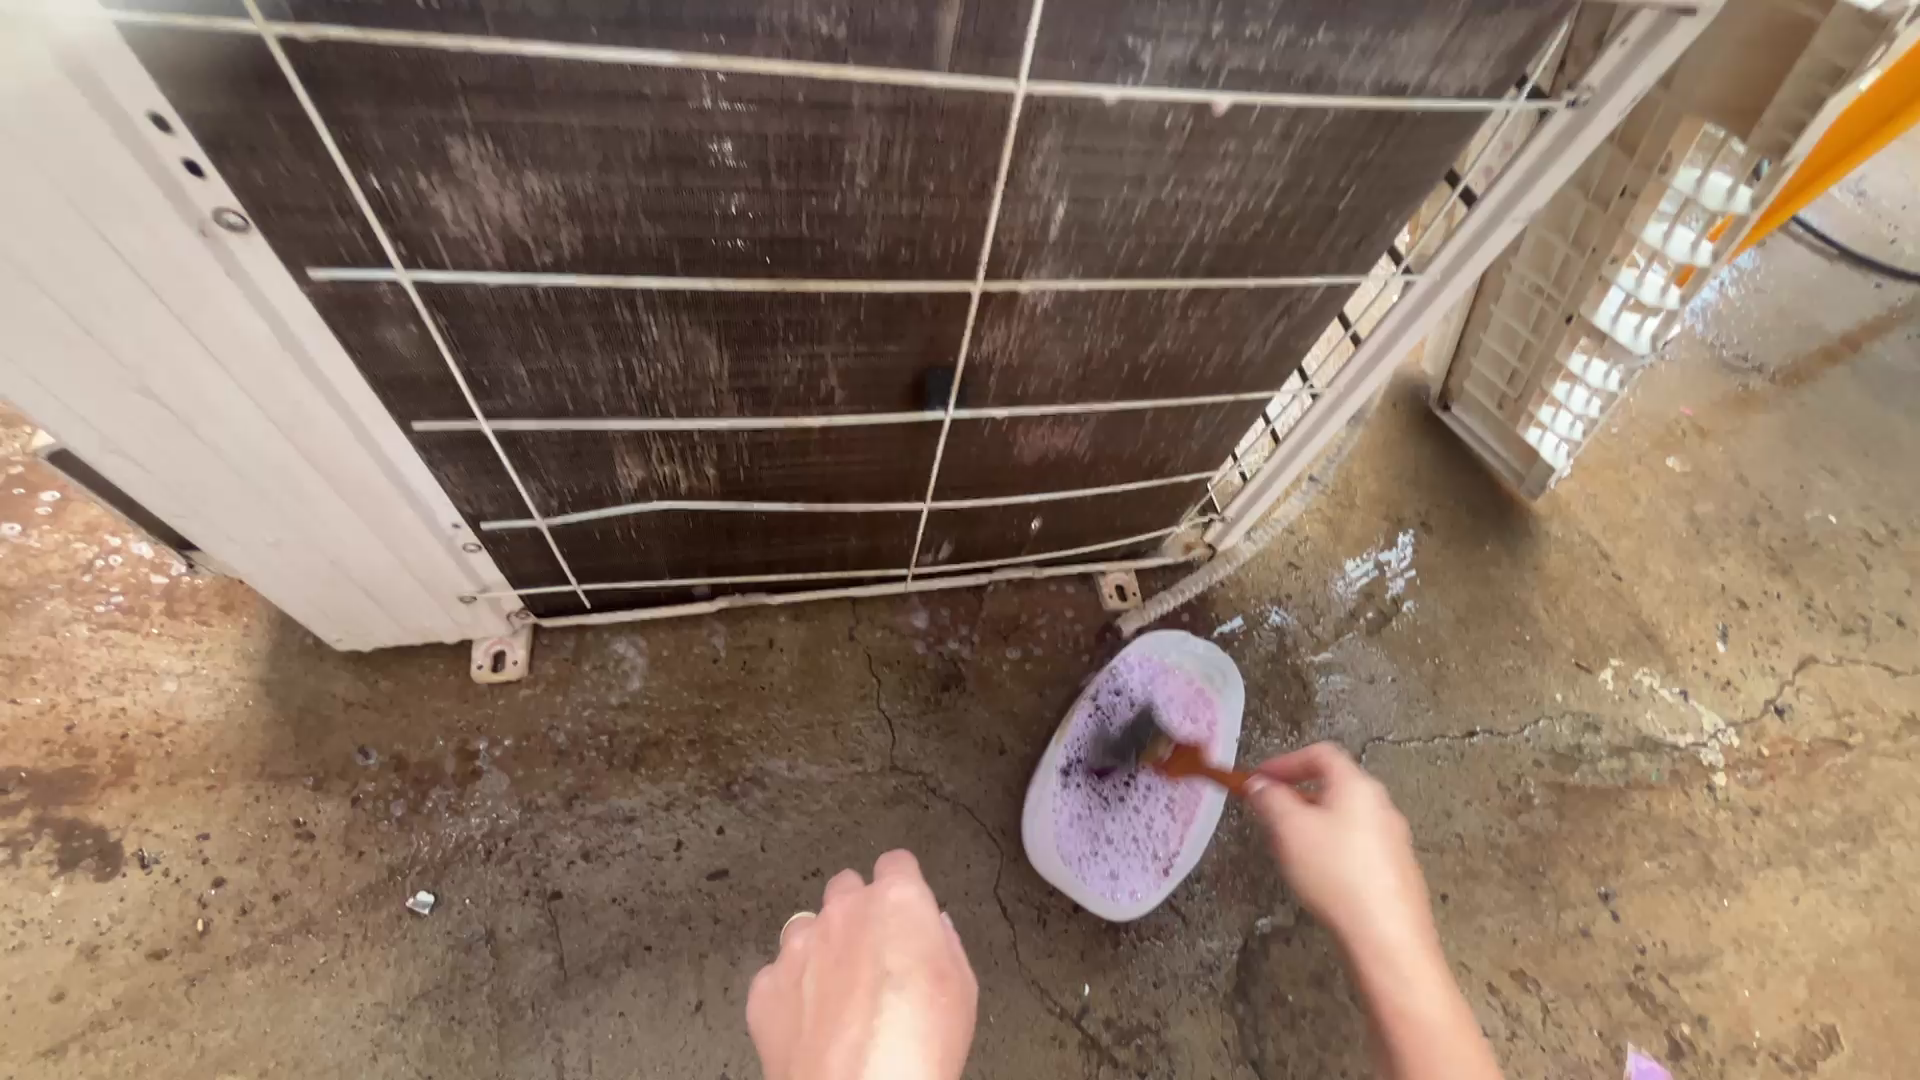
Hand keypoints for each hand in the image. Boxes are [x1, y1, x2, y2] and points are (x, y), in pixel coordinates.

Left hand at [747, 849, 977, 1079]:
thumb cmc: (919, 1045)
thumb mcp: (961, 988)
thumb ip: (943, 944)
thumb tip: (932, 933)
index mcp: (896, 899)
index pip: (896, 864)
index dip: (901, 885)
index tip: (904, 907)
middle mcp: (845, 910)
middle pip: (846, 887)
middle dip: (857, 911)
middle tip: (872, 953)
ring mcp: (800, 945)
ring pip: (807, 925)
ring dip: (820, 947)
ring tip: (838, 992)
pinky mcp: (767, 986)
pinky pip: (777, 974)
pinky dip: (790, 992)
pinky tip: (810, 1022)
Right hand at [1245, 745, 1502, 1079]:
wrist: (1387, 939)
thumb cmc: (1335, 874)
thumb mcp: (1287, 828)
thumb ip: (1268, 798)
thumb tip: (1258, 784)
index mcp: (1357, 786)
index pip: (1320, 754)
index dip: (1284, 761)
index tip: (1260, 779)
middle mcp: (1381, 806)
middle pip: (1333, 785)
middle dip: (1296, 795)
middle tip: (1270, 813)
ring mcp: (1394, 840)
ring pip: (1344, 817)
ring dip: (1313, 822)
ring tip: (1290, 847)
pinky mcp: (1398, 871)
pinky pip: (1358, 845)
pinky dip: (1333, 848)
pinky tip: (1320, 876)